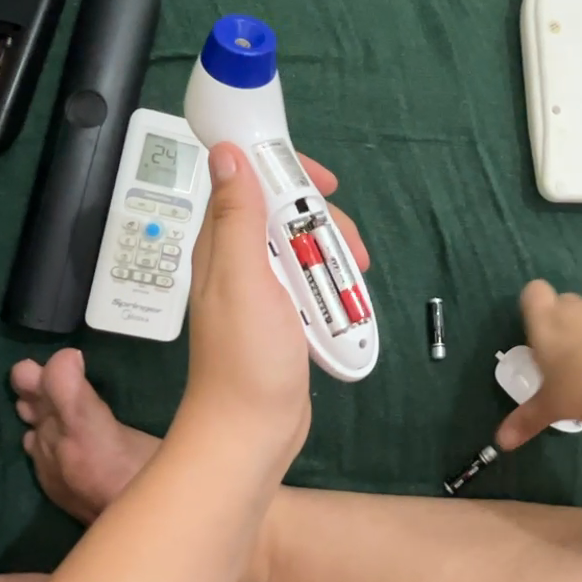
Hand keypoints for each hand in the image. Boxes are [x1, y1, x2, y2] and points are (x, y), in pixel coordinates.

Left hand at [177, 144, 367, 462]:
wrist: (252, 428)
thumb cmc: (247, 354)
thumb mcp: (242, 277)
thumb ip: (237, 216)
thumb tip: (226, 153)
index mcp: (222, 246)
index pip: (249, 184)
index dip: (285, 172)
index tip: (325, 182)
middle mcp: (240, 263)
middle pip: (285, 216)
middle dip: (323, 221)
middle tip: (352, 248)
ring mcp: (264, 292)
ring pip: (303, 249)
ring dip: (334, 254)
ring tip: (359, 277)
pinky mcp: (284, 318)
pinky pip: (311, 283)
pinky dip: (333, 283)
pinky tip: (349, 299)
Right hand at [495, 280, 581, 449]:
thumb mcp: (551, 407)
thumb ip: (525, 420)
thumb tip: (502, 442)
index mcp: (547, 322)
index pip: (534, 292)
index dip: (535, 306)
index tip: (540, 334)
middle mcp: (577, 310)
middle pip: (565, 302)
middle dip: (564, 323)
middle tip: (566, 359)